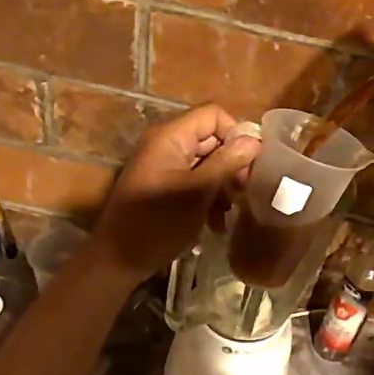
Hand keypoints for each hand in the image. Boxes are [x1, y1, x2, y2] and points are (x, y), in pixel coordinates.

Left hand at [91, 104, 260, 278]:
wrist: (118, 259)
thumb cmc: (156, 223)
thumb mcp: (197, 193)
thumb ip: (226, 163)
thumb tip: (255, 139)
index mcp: (170, 136)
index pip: (213, 114)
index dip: (236, 134)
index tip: (250, 165)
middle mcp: (167, 143)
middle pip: (212, 138)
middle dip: (232, 164)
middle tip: (244, 192)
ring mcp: (164, 165)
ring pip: (207, 162)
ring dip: (223, 185)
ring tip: (229, 213)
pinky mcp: (165, 185)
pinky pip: (195, 180)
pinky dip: (209, 197)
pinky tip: (216, 223)